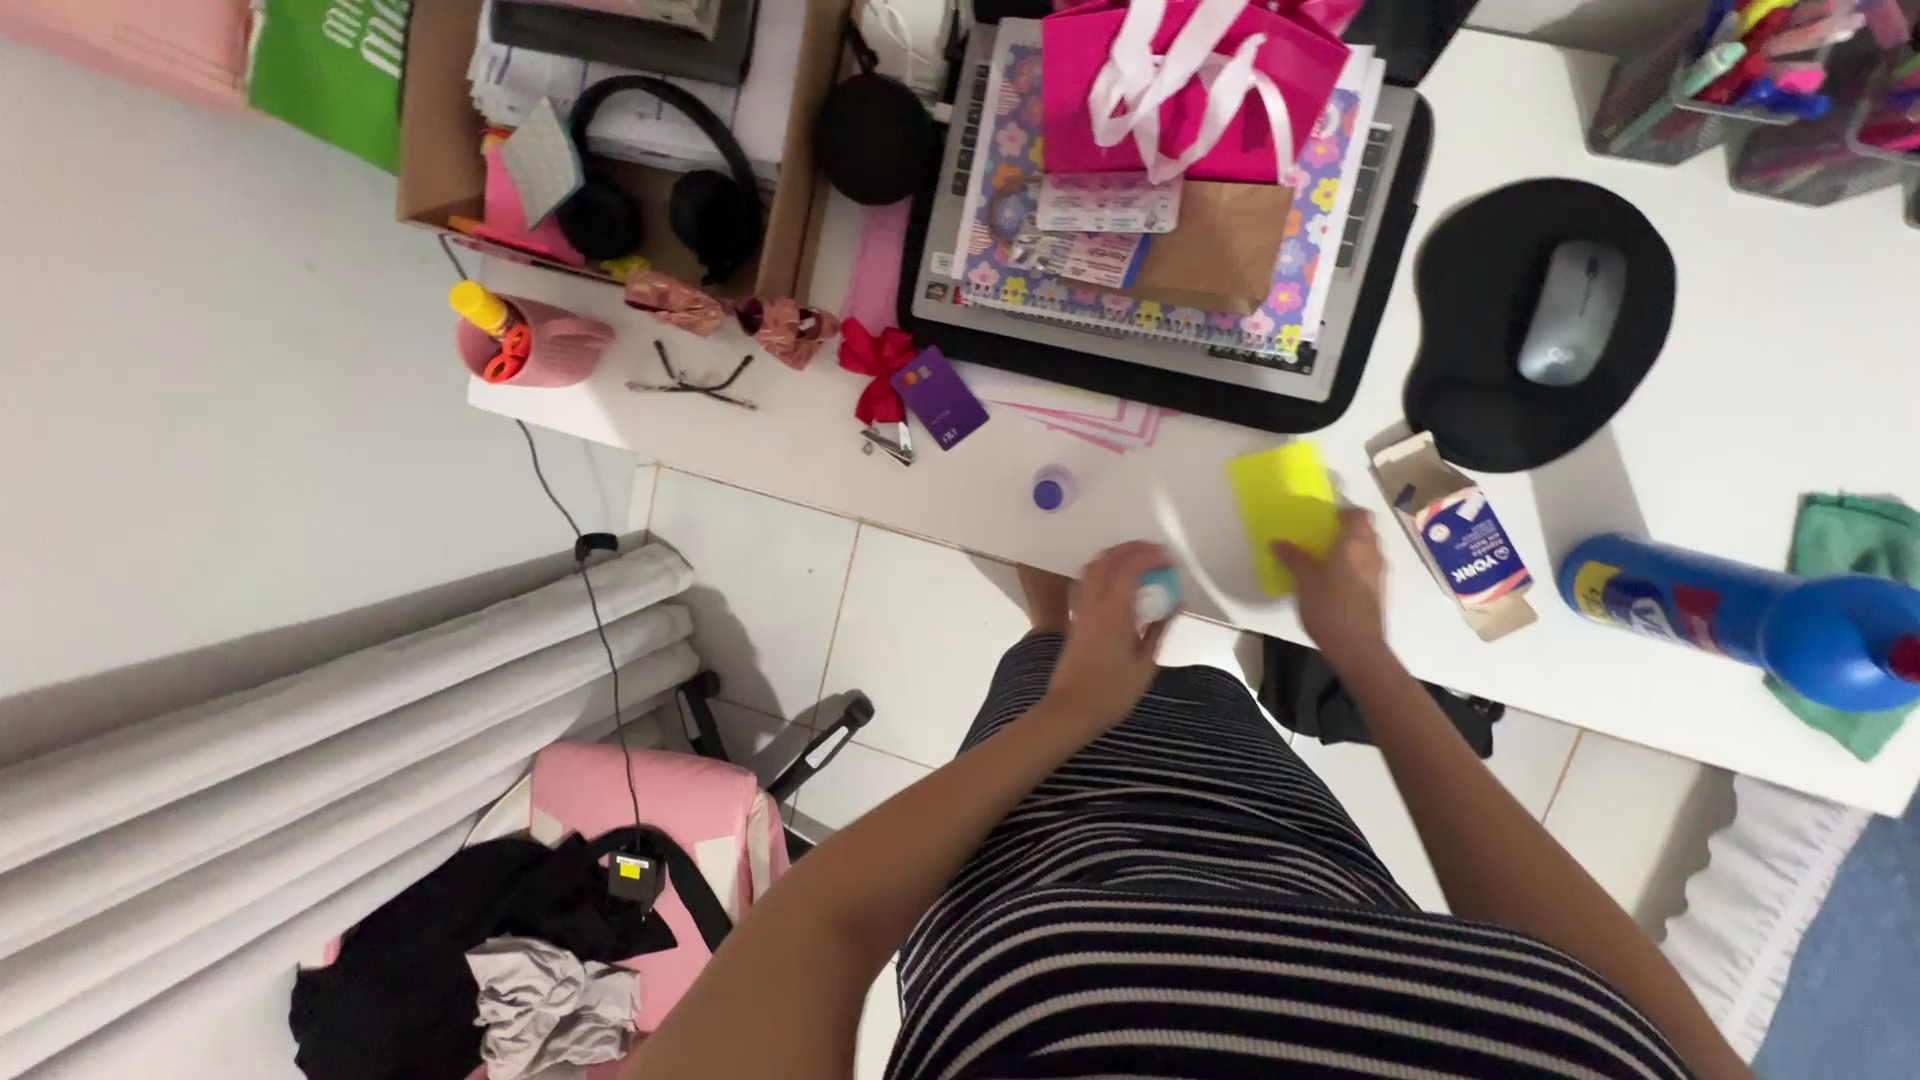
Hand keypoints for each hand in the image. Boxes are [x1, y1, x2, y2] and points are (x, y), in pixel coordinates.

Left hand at [1044, 541, 1173, 727]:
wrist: (1069, 710)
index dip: (1149, 557)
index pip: (1128, 569)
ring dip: (1116, 556)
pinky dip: (1105, 570)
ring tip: (1140, 560)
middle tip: (1158, 552)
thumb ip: (1159, 630)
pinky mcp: (1075, 619)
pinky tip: (1120, 580)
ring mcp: (1080, 610)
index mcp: (1113, 614)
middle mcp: (1093, 605)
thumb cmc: (1111, 694)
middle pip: (1107, 560)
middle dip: (1132, 549)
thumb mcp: (1144, 665)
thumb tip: (1176, 604)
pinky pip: (1087, 581)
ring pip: (1093, 567)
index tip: (1170, 559)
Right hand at [1274, 507, 1389, 667]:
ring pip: (1369, 549)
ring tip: (1326, 557)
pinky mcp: (1380, 590)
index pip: (1359, 515)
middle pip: (1366, 530)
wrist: (1358, 647)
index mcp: (1355, 544)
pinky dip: (1356, 564)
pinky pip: (1369, 566)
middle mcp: (1373, 553)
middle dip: (1347, 529)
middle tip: (1321, 536)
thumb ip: (1294, 558)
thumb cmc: (1329, 608)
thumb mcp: (1304, 581)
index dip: (1344, 512)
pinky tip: (1336, 579)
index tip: (1324, 517)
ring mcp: (1380, 573)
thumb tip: (1278, 542)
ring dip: (1352, 548)